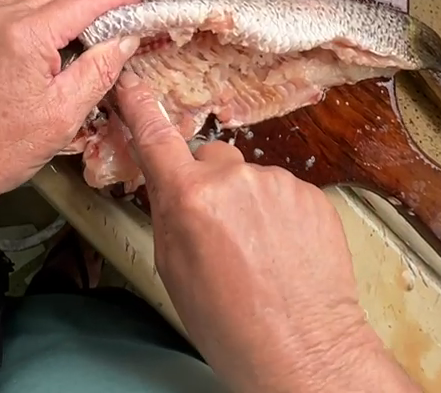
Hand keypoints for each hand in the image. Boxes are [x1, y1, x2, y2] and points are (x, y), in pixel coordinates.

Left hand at [0, 0, 142, 219]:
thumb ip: (98, 70)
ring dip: (57, 2)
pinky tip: (40, 37)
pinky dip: (29, 10)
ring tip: (78, 29)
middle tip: (111, 23)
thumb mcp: (63, 115)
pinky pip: (3, 6)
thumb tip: (124, 40)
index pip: (80, 3)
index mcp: (24, 35)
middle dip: (86, 3)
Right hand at [116, 75, 418, 392]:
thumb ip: (168, 214)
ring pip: (248, 177)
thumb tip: (168, 185)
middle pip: (209, 158)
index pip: (155, 136)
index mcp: (190, 198)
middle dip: (208, 183)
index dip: (138, 106)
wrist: (306, 356)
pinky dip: (280, 214)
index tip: (131, 84)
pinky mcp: (310, 193)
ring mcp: (276, 183)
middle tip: (219, 231)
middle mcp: (232, 180)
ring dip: (248, 203)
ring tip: (258, 253)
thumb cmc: (234, 326)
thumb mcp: (174, 270)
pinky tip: (283, 252)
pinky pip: (282, 191)